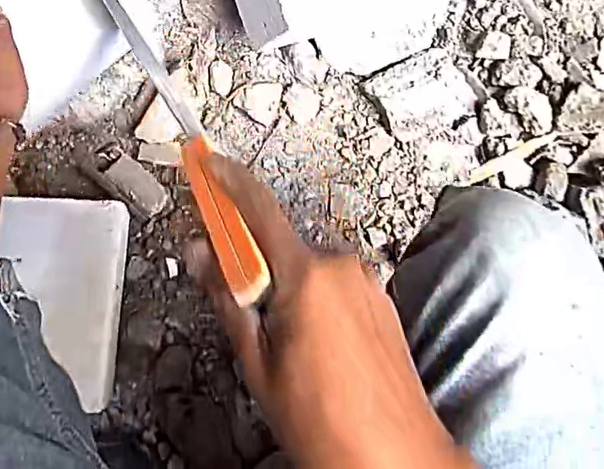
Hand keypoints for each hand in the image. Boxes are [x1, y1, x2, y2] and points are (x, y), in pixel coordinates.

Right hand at [188, 155, 474, 468]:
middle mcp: (338, 265)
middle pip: (280, 243)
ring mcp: (363, 279)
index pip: (257, 207)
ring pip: (306, 266)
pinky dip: (314, 298)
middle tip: (245, 306)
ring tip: (289, 346)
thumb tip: (204, 255)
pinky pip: (332, 281)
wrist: (400, 461)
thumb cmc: (330, 425)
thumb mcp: (259, 363)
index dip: (229, 181)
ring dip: (288, 287)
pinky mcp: (377, 296)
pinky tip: (317, 346)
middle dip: (256, 265)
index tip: (210, 164)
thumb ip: (228, 298)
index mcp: (305, 275)